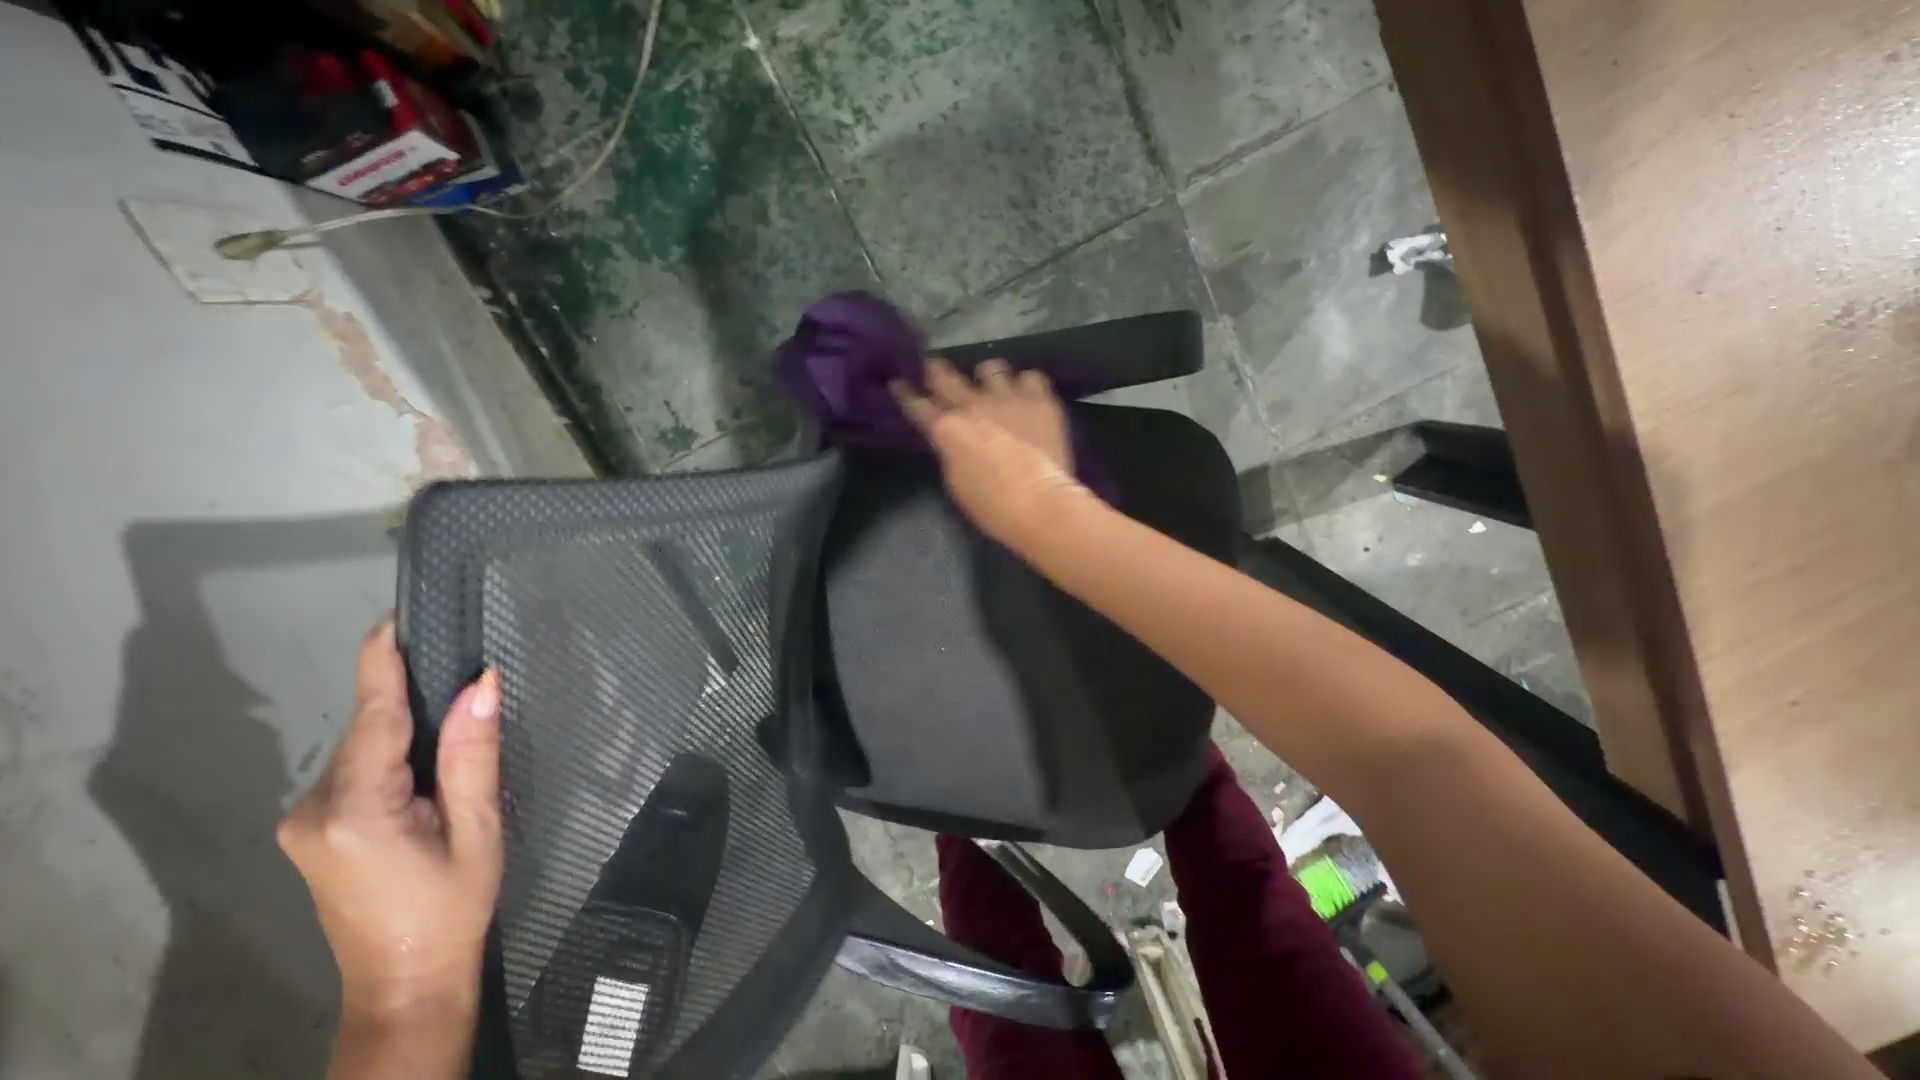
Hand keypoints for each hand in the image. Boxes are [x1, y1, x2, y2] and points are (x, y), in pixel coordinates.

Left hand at [278, 621, 501, 1023]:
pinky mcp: (307, 829)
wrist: (405, 983)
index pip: (374, 716)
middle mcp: (312, 807)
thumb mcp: (476, 831)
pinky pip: (353, 773)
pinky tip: (422, 779)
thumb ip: (473, 755)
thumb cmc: (450, 910)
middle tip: (465, 690)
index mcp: (356, 808)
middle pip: (368, 731)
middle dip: (412, 707)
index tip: (390, 619)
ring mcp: (301, 820)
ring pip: (361, 751)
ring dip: (403, 739)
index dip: (382, 664)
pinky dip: (389, 761)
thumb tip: (481, 685)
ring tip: (452, 750)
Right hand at [891, 357, 1089, 544]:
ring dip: (988, 376)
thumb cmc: (991, 506)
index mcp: (947, 429)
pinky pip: (1032, 377)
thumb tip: (955, 441)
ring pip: (991, 368)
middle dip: (935, 370)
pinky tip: (1029, 395)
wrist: (1038, 503)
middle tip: (933, 366)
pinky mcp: (1040, 400)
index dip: (905, 394)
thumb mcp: (956, 482)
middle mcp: (973, 405)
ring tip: (994, 384)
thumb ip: (951, 452)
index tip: (898, 383)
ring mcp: (1008, 398)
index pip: (918, 405)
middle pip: (946, 377)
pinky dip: (1028, 385)